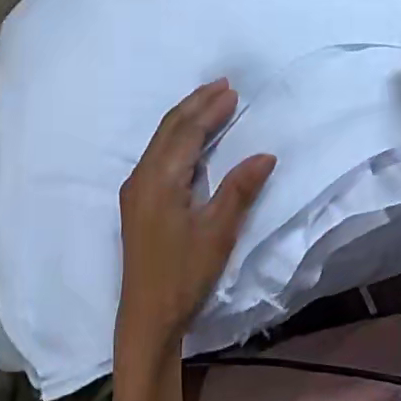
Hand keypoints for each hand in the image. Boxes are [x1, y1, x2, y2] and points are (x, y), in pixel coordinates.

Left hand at [116, 79, 276, 358]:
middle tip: (221, 86)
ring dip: (184, 119)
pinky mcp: (136, 200)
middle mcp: (142, 175)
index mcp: (160, 178)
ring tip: (209, 103)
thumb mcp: (218, 232)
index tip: (232, 91)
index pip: (187, 132)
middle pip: (169, 129)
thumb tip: (265, 154)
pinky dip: (176, 139)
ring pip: (160, 140)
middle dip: (195, 104)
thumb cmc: (185, 274)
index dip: (210, 110)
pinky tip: (190, 141)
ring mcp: (135, 187)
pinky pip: (156, 155)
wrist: (147, 313)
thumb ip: (239, 189)